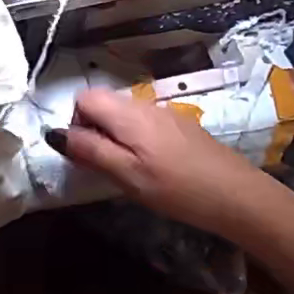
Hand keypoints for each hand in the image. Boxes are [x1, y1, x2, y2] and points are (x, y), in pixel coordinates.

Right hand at [51, 89, 281, 239]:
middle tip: (103, 164)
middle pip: (103, 103)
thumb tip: (55, 132)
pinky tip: (151, 166)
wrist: (238, 196)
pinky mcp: (180, 126)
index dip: (74, 121)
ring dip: (113, 135)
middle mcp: (145, 105)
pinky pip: (143, 123)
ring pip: (123, 114)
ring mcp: (165, 114)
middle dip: (92, 129)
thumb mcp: (125, 174)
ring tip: (126, 168)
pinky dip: (134, 139)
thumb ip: (89, 150)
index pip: (84, 98)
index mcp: (128, 114)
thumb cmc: (176, 188)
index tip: (84, 152)